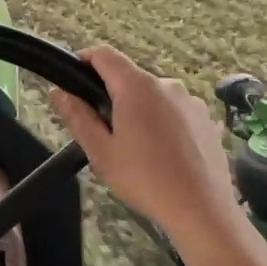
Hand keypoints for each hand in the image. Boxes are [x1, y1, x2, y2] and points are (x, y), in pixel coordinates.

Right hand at [47, 46, 238, 238]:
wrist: (202, 210)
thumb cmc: (144, 179)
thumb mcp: (100, 152)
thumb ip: (77, 117)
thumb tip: (58, 91)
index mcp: (137, 87)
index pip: (105, 55)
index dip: (84, 59)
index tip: (72, 77)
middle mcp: (167, 85)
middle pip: (130, 78)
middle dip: (112, 95)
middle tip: (101, 130)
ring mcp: (192, 102)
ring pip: (154, 96)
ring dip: (139, 110)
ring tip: (134, 148)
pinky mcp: (208, 120)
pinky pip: (175, 111)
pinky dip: (162, 123)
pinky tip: (162, 154)